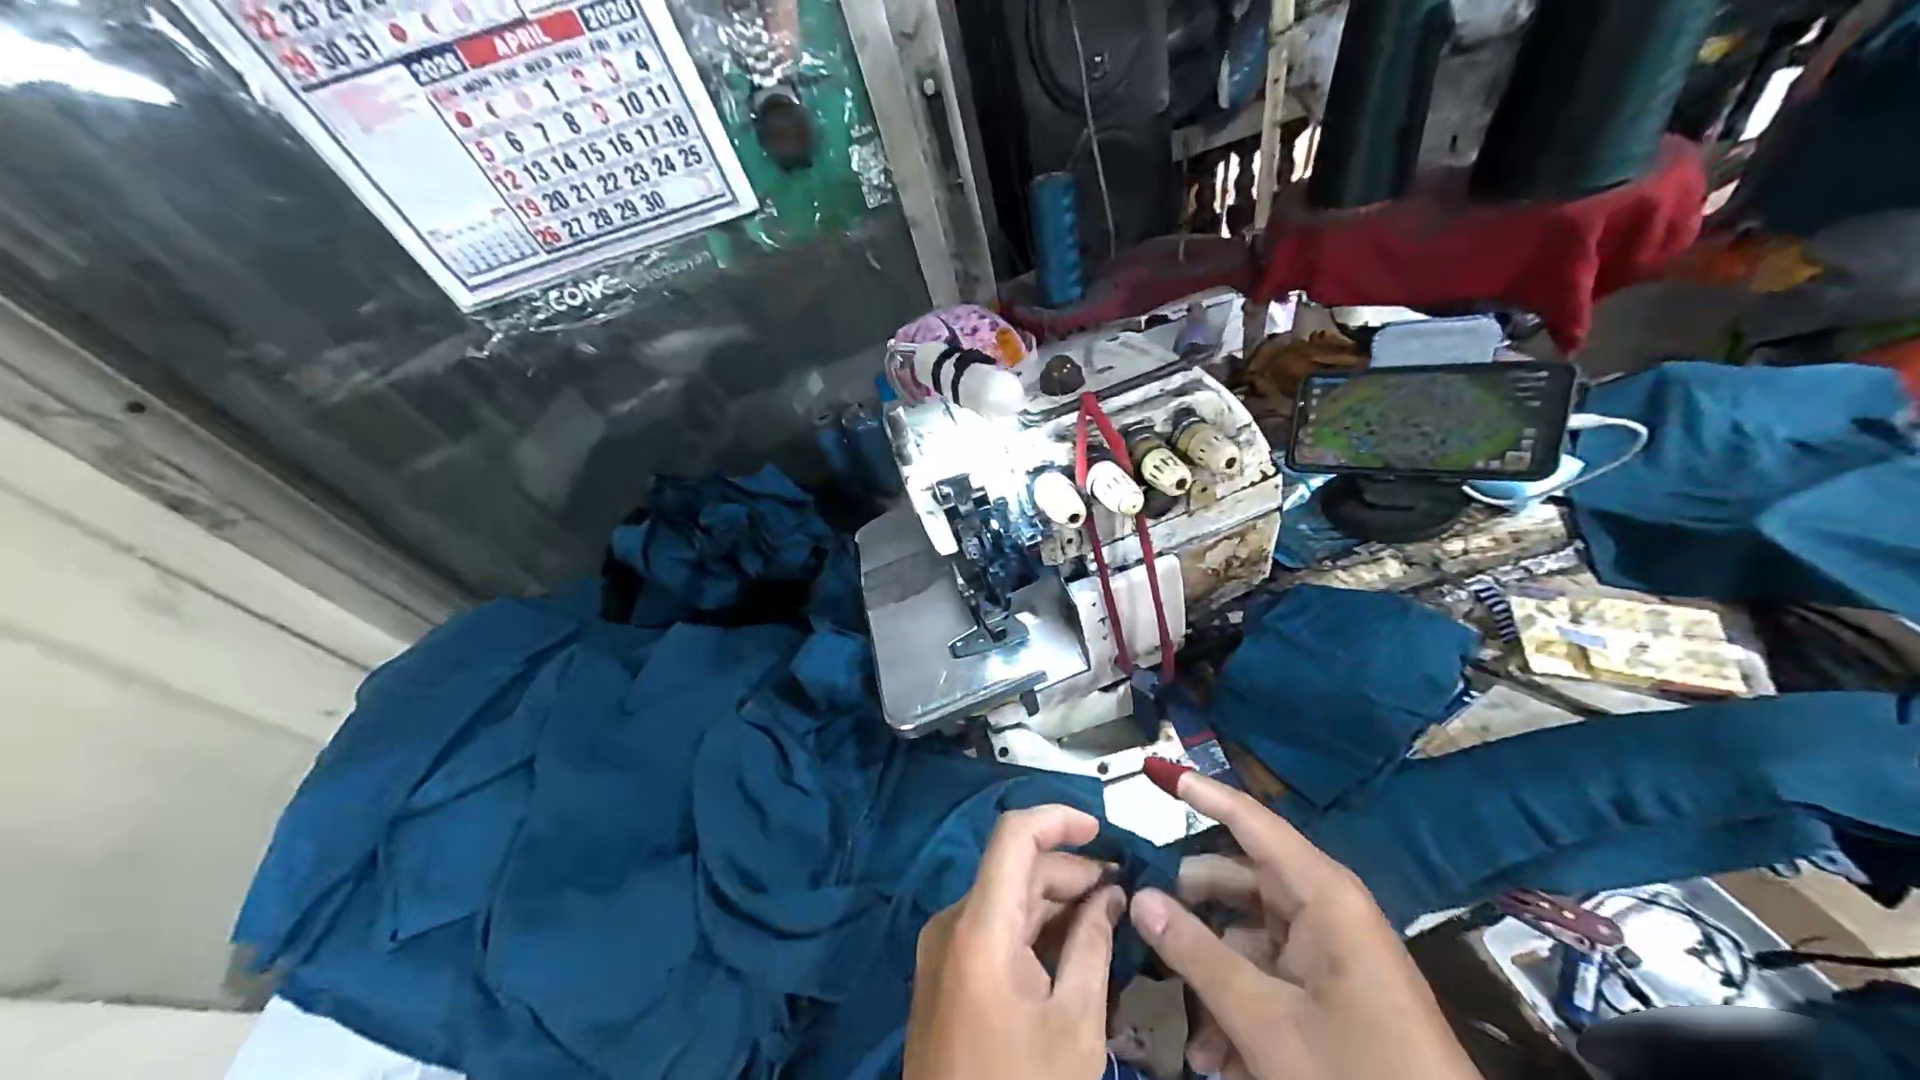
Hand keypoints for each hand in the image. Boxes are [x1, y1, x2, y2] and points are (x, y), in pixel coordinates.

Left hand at [904, 805, 1126, 1079]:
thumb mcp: (1074, 1021)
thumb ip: (1092, 943)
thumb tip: (1110, 893)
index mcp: (979, 926)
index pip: (1013, 835)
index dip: (1058, 819)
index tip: (1102, 830)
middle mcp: (953, 922)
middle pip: (1014, 869)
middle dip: (1070, 872)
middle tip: (1122, 895)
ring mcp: (944, 947)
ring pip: (1006, 898)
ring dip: (1055, 901)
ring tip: (1106, 920)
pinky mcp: (945, 970)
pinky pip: (993, 928)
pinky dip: (1032, 927)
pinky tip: (1071, 946)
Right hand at [1131, 770, 1481, 1079]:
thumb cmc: (1357, 1076)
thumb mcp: (1264, 1019)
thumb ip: (1196, 952)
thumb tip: (1138, 896)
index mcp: (1321, 894)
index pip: (1251, 821)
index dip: (1203, 794)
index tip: (1157, 771)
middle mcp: (1324, 908)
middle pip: (1238, 881)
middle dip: (1192, 910)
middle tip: (1143, 922)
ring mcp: (1327, 948)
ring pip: (1247, 936)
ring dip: (1213, 975)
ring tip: (1192, 1036)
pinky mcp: (1329, 986)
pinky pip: (1268, 973)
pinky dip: (1238, 1003)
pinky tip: (1217, 1057)